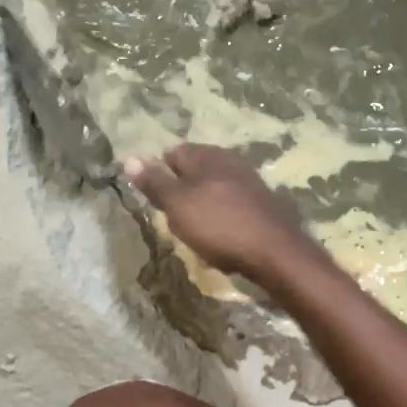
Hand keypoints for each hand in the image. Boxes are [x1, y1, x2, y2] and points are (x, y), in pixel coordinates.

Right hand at [122, 144, 324, 282]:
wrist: (277, 253)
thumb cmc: (219, 226)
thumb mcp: (178, 205)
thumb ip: (155, 183)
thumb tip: (129, 157)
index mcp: (207, 155)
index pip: (173, 153)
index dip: (160, 174)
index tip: (156, 200)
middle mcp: (230, 160)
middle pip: (195, 170)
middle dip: (182, 190)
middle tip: (174, 218)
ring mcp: (250, 181)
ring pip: (214, 187)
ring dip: (202, 205)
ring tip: (196, 230)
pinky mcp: (263, 203)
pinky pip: (232, 204)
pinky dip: (222, 216)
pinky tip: (222, 236)